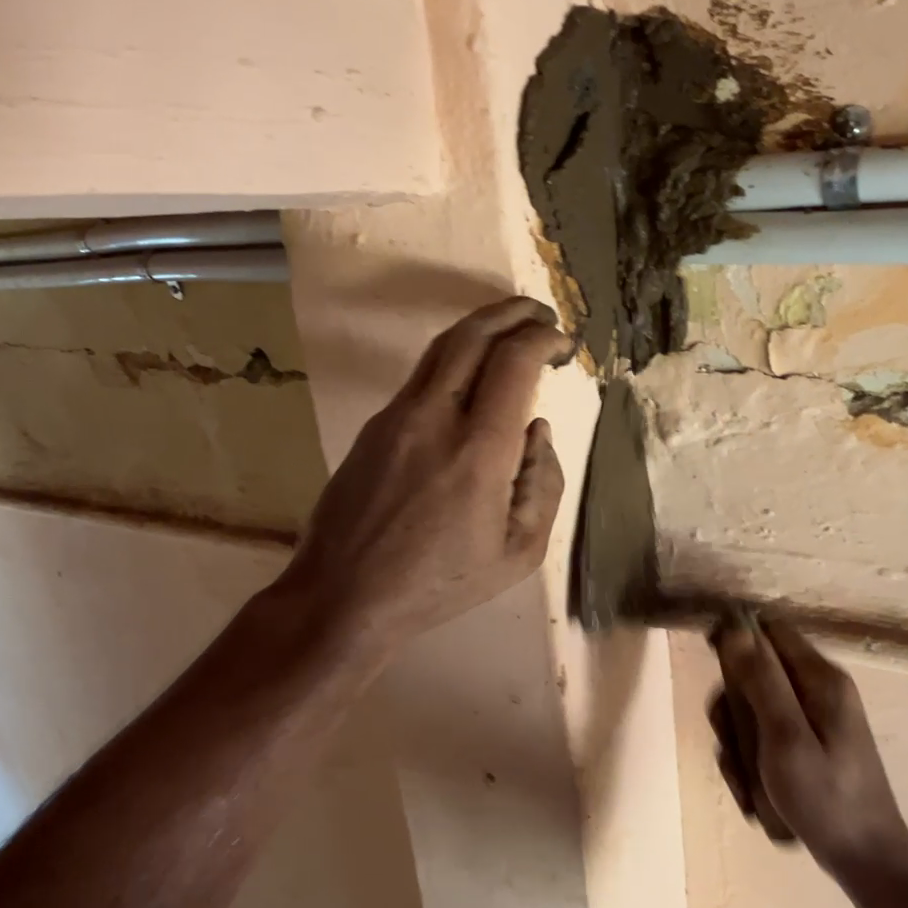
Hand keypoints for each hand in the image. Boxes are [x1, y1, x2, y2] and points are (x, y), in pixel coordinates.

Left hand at [278, 296, 570, 653]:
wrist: (344, 594)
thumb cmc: (441, 583)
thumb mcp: (519, 553)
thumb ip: (543, 484)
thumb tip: (537, 431)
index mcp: (480, 450)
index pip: (515, 361)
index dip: (543, 338)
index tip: (562, 342)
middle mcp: (435, 417)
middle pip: (474, 334)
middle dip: (514, 313)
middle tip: (541, 314)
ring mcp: (397, 416)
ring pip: (442, 346)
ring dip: (481, 326)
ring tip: (510, 327)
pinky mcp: (374, 426)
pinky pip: (422, 375)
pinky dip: (456, 356)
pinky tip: (472, 374)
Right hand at [710, 620, 907, 872]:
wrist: (866, 861)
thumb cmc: (826, 798)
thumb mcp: (785, 737)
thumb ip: (760, 680)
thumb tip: (734, 625)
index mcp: (820, 678)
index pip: (768, 630)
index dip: (735, 644)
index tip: (715, 678)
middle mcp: (818, 690)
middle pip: (755, 675)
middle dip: (734, 712)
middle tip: (733, 748)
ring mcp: (814, 721)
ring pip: (754, 712)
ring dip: (740, 746)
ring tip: (748, 784)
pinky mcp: (809, 747)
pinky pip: (766, 740)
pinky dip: (754, 765)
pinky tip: (757, 796)